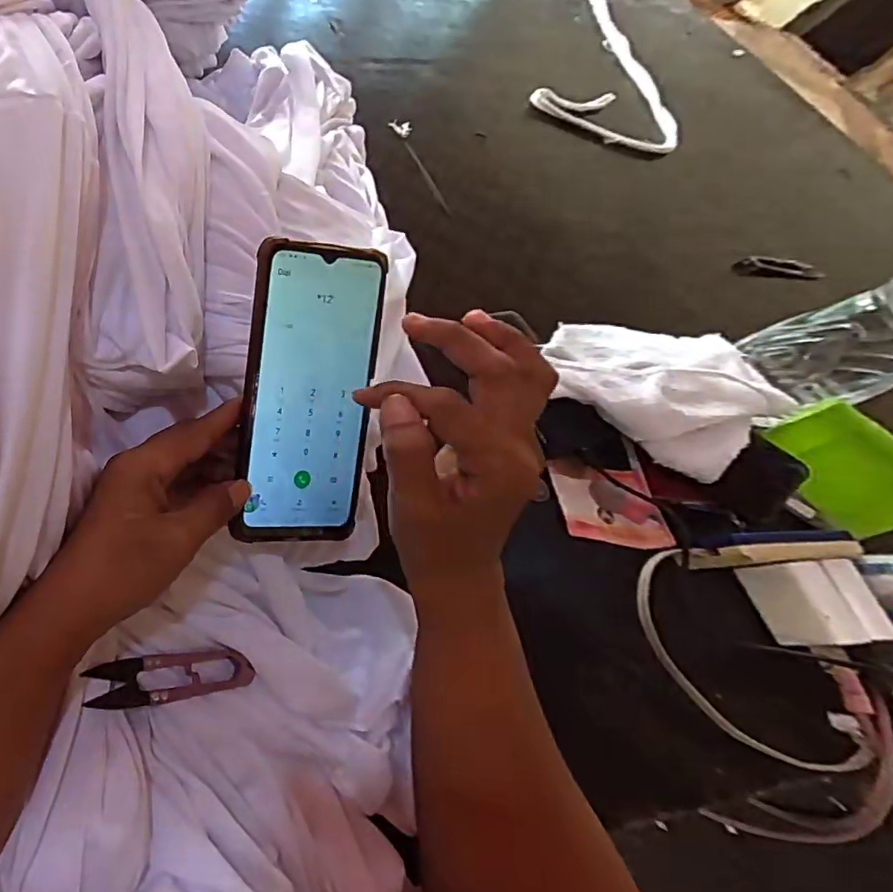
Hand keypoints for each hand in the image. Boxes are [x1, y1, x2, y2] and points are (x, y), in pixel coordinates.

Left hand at [39, 398, 251, 638]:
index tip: (251, 401)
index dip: (222, 419)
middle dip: (220, 441)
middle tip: (262, 437)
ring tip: (250, 462)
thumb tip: (241, 484)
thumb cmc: (126, 566)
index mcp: (141, 465)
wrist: (76, 600)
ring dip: (209, 464)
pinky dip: (195, 484)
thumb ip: (211, 507)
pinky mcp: (130, 507)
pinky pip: (168, 484)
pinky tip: (220, 490)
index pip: (189, 434)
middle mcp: (133, 467)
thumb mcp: (178, 539)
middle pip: (182, 445)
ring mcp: (129, 487)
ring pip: (176, 466)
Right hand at [354, 311, 556, 588]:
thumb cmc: (433, 544)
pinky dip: (506, 361)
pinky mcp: (512, 442)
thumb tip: (397, 401)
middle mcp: (520, 445)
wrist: (461, 573)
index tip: (364, 397)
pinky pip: (522, 390)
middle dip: (460, 341)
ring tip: (469, 318)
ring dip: (500, 342)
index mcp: (496, 462)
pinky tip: (482, 348)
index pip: (448, 407)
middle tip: (416, 322)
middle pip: (504, 374)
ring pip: (528, 376)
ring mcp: (522, 442)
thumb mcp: (411, 504)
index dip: (402, 395)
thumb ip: (406, 450)